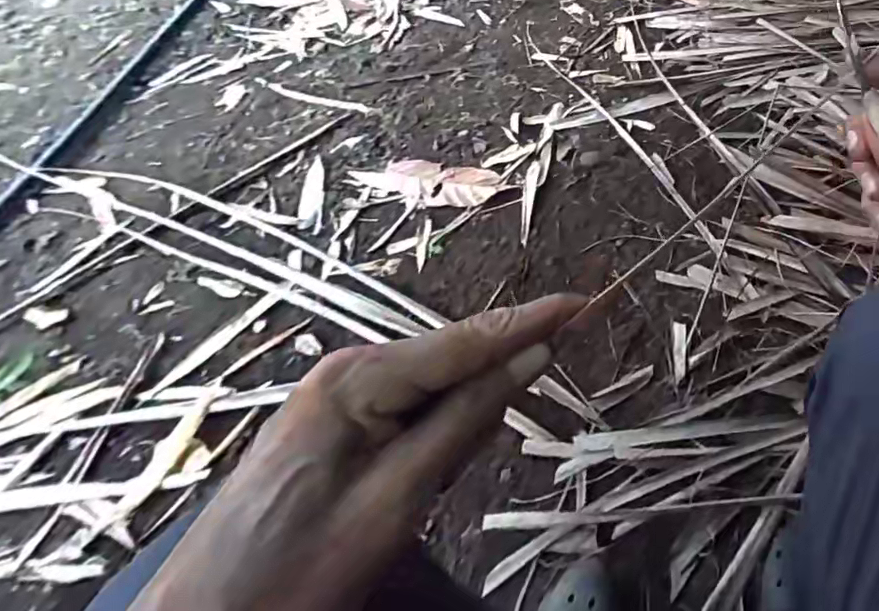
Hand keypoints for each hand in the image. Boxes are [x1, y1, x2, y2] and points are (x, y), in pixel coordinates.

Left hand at [131, 294, 584, 610]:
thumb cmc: (294, 576)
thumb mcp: (397, 497)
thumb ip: (469, 416)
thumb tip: (534, 357)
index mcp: (361, 376)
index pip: (469, 338)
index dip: (533, 320)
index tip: (584, 302)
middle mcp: (353, 368)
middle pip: (454, 359)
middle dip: (492, 384)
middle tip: (492, 432)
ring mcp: (342, 391)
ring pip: (437, 386)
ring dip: (461, 418)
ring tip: (432, 483)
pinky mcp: (340, 418)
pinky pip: (413, 407)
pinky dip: (436, 431)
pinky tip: (421, 473)